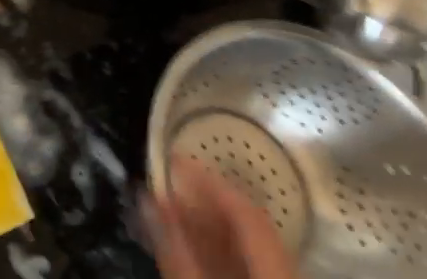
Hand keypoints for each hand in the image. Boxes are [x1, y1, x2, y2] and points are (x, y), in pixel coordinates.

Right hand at [143, 158, 300, 278]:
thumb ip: (173, 248)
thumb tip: (146, 196)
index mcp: (273, 270)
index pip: (246, 213)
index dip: (209, 181)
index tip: (172, 159)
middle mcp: (280, 271)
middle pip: (243, 228)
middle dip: (197, 203)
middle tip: (158, 184)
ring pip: (239, 248)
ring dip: (198, 225)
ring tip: (159, 209)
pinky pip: (235, 265)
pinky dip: (205, 249)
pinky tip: (176, 240)